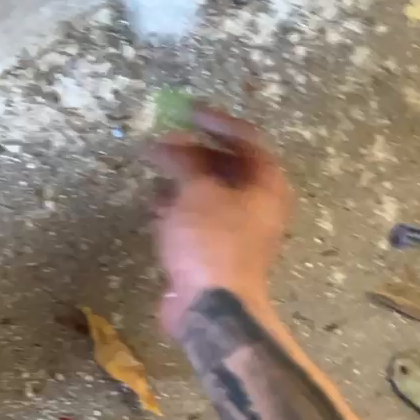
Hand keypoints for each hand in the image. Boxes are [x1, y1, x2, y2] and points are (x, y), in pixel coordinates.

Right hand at [147, 107, 292, 335]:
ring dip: (181, 178)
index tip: (185, 111)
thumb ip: (184, 160)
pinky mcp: (213, 250)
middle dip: (192, 151)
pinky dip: (177, 206)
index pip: (246, 139)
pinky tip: (154, 206)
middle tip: (161, 142)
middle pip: (226, 165)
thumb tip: (170, 142)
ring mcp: (236, 229)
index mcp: (266, 185)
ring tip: (153, 169)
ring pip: (208, 191)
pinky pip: (196, 217)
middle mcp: (257, 204)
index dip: (216, 122)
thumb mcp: (197, 191)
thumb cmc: (211, 241)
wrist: (211, 307)